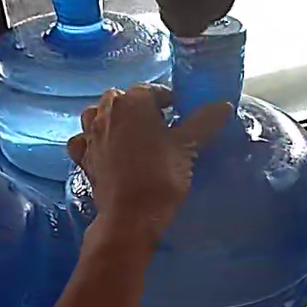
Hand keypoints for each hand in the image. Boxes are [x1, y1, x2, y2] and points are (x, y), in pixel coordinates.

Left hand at [67, 84, 229, 247]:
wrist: (130, 216)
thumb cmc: (160, 176)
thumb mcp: (187, 147)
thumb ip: (204, 122)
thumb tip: (223, 106)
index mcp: (132, 101)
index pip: (154, 90)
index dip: (170, 102)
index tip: (181, 116)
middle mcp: (106, 110)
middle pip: (125, 99)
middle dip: (142, 109)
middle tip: (162, 129)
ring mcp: (90, 134)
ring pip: (101, 115)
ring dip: (115, 120)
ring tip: (134, 137)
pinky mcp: (83, 157)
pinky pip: (86, 140)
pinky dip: (94, 141)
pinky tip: (106, 150)